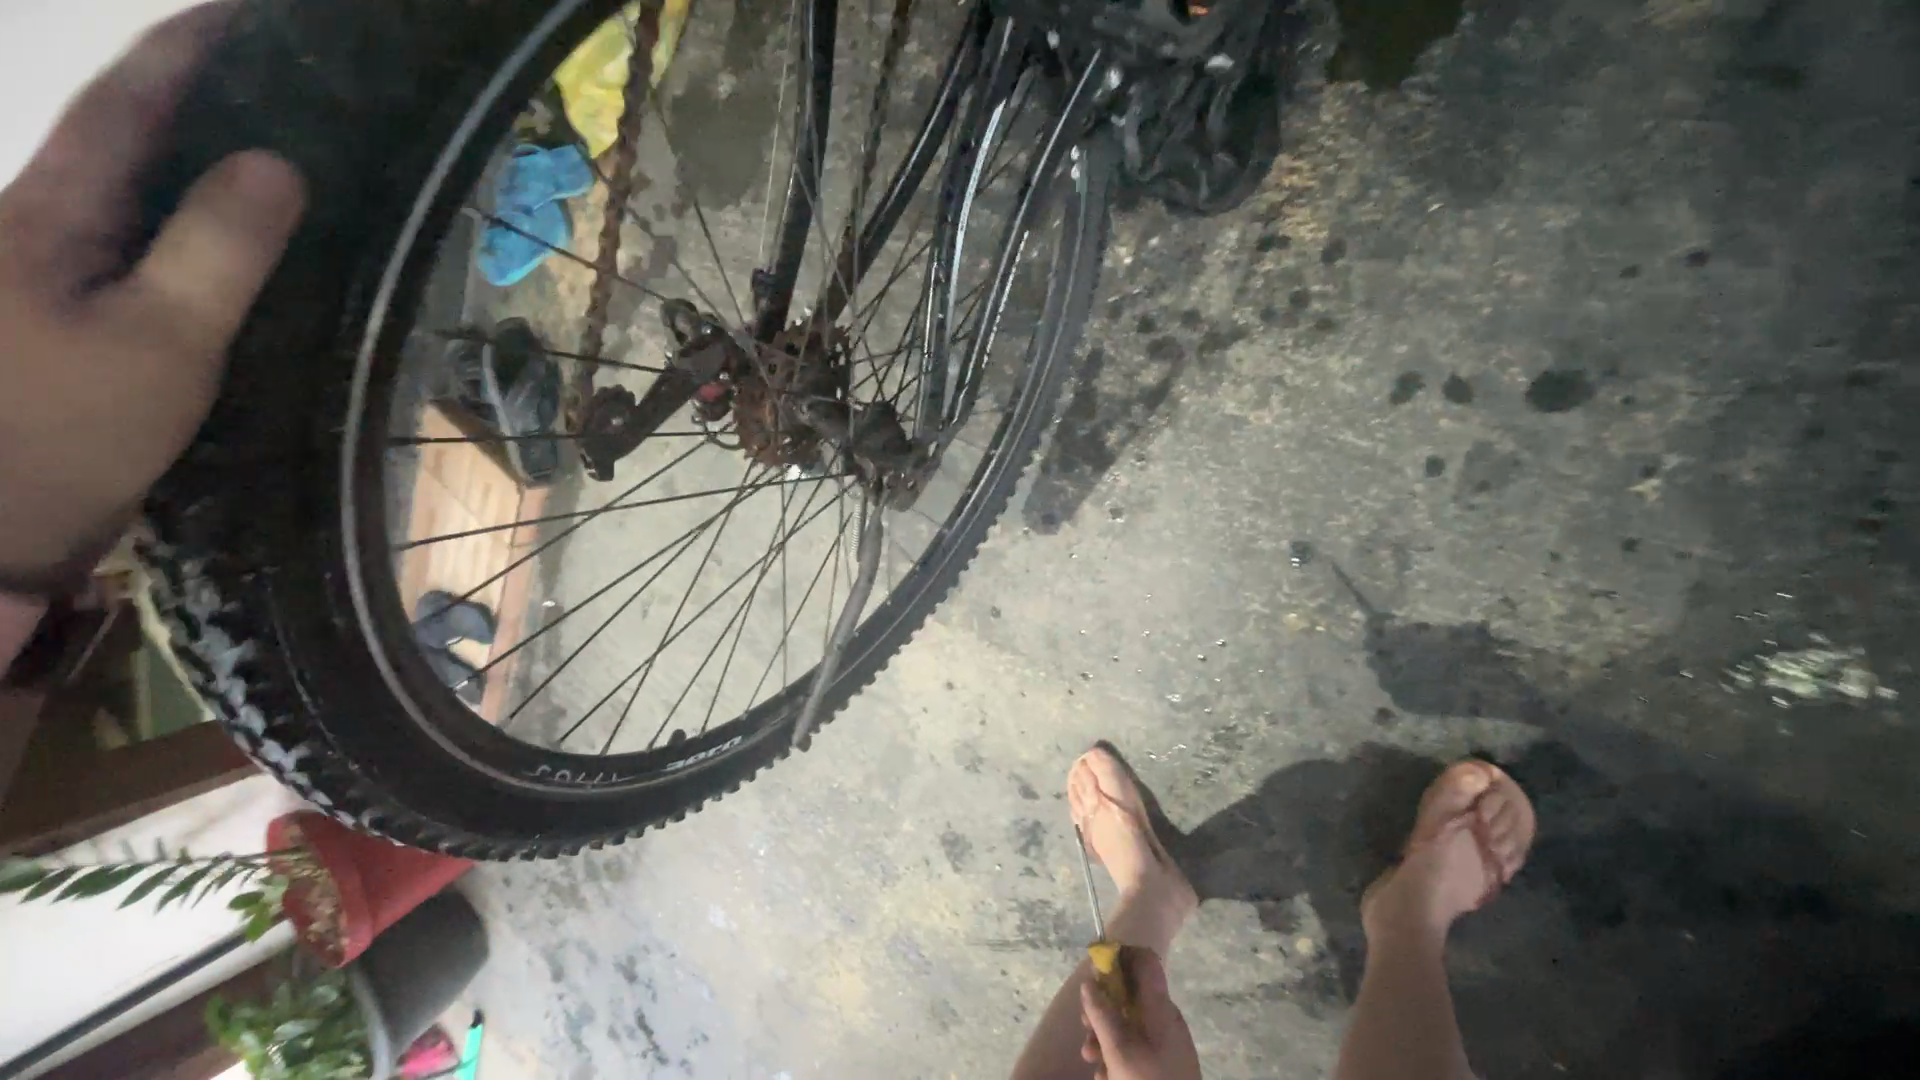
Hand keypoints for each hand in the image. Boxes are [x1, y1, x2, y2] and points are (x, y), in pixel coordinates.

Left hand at [0, 2, 303, 589]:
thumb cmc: (66, 428)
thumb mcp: (162, 340)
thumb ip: (217, 250)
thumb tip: (273, 165)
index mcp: (49, 213)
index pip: (125, 107)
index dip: (185, 53)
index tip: (244, 13)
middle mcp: (41, 225)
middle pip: (124, 136)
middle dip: (197, 94)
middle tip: (279, 78)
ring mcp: (55, 272)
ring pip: (135, 191)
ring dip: (200, 158)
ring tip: (276, 143)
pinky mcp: (79, 318)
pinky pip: (147, 245)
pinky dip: (201, 223)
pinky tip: (243, 231)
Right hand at [1080, 948, 1202, 1079]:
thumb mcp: (1119, 1050)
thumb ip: (1102, 1012)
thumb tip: (1089, 980)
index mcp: (1160, 1007)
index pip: (1144, 960)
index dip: (1119, 957)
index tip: (1095, 971)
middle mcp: (1164, 1018)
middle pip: (1129, 994)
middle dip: (1101, 1008)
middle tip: (1084, 1027)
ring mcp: (1165, 1042)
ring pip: (1127, 1024)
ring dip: (1103, 1038)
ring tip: (1091, 1061)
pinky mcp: (1162, 1063)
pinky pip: (1135, 1047)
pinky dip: (1117, 1057)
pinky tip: (1106, 1077)